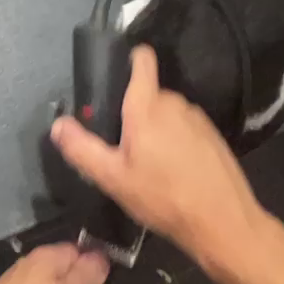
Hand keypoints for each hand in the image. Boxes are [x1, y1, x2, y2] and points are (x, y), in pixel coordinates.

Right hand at [48, 46, 282, 283]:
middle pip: (146, 94)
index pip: (141, 59)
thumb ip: (81, 148)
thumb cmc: (164, 198)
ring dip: (155, 128)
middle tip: (123, 148)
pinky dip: (175, 141)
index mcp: (147, 106)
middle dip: (132, 113)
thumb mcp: (113, 179)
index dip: (127, 58)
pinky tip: (174, 172)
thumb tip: (58, 124)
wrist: (225, 225)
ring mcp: (197, 118)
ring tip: (149, 165)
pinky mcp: (213, 136)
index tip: (113, 76)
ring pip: (166, 112)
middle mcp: (174, 103)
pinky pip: (184, 127)